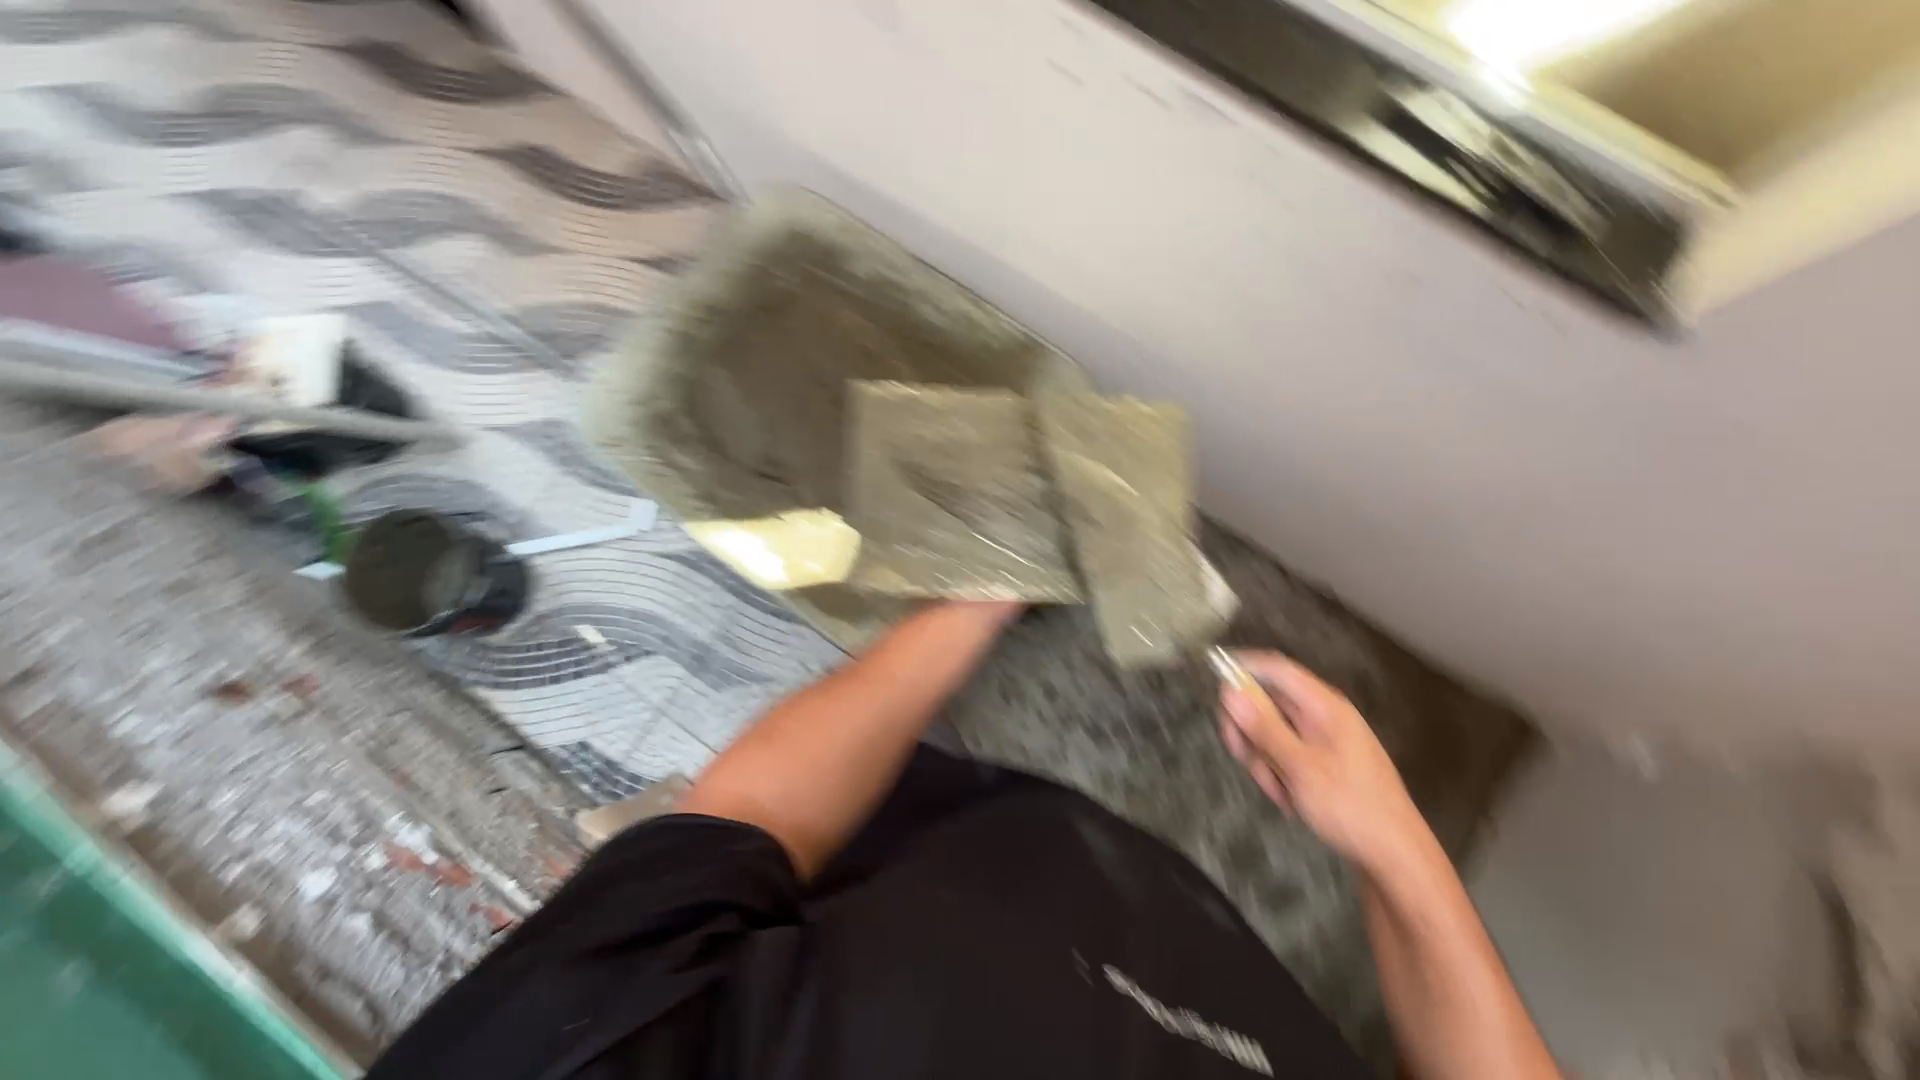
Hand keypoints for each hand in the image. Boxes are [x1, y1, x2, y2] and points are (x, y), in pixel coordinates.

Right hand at [1218, 651, 1432, 871]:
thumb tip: (1229, 690)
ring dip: (1265, 761)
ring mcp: (1325, 741)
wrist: (1396, 855)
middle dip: (1249, 730)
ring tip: (1279, 792)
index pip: (1276, 669)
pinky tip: (1289, 800)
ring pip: (1274, 734)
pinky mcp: (1325, 765)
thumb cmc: (1349, 806)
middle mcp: (1323, 716)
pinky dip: (1280, 774)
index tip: (1214, 684)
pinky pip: (1288, 756)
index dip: (1243, 668)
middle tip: (1243, 758)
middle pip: (1269, 703)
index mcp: (1323, 706)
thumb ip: (1263, 727)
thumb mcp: (1299, 767)